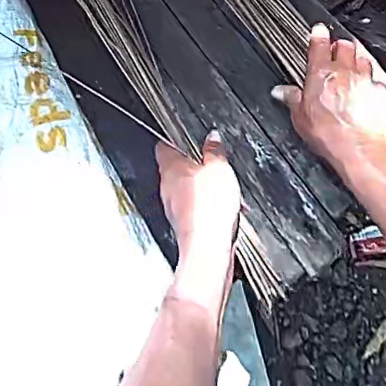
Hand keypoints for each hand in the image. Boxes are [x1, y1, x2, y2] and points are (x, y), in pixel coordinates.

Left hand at [155, 132, 240, 257]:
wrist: (208, 249)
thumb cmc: (208, 208)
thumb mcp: (220, 168)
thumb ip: (215, 150)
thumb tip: (213, 139)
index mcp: (170, 168)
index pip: (164, 146)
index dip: (174, 139)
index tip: (183, 137)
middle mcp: (166, 188)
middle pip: (176, 168)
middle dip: (194, 165)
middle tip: (211, 161)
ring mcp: (173, 208)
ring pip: (186, 189)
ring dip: (201, 186)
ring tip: (222, 187)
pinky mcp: (184, 225)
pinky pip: (194, 208)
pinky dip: (205, 206)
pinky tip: (221, 208)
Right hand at [276, 23, 385, 179]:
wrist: (357, 148)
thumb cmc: (328, 133)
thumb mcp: (300, 116)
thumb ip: (291, 98)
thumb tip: (281, 91)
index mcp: (321, 73)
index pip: (320, 44)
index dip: (319, 34)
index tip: (319, 30)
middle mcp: (344, 71)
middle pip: (345, 45)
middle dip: (340, 45)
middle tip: (336, 50)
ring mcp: (364, 80)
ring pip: (363, 57)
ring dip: (357, 59)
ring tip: (352, 65)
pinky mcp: (379, 92)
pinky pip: (376, 79)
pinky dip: (371, 81)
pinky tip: (367, 88)